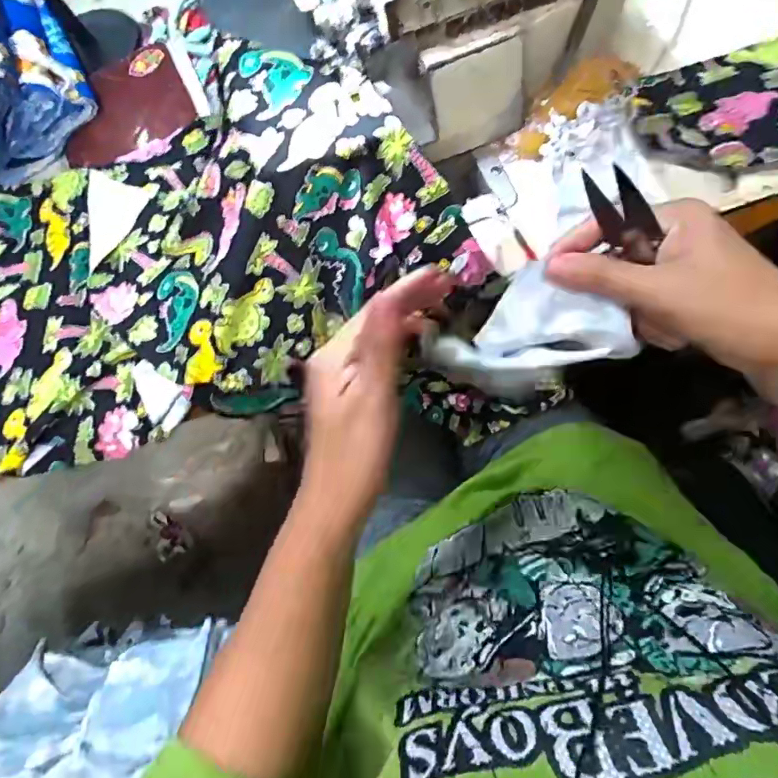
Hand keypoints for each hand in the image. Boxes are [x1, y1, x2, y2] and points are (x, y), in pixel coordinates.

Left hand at [299, 267, 455, 512]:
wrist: (335, 502)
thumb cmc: (359, 452)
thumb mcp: (374, 394)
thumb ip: (381, 343)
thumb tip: (392, 294)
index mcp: (334, 354)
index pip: (376, 308)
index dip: (409, 289)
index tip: (443, 275)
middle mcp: (330, 356)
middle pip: (373, 317)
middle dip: (409, 298)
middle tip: (448, 286)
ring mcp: (335, 374)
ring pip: (374, 333)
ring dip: (405, 317)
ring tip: (439, 307)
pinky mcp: (346, 390)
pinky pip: (374, 352)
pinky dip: (398, 340)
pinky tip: (415, 341)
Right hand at [544, 199, 777, 406]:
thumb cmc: (725, 307)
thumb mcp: (657, 292)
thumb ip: (601, 276)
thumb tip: (549, 266)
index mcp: (676, 215)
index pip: (611, 220)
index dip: (577, 243)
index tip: (547, 269)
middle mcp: (681, 231)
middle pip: (621, 255)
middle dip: (623, 292)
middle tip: (623, 313)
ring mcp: (689, 261)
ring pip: (635, 284)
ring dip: (642, 312)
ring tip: (668, 329)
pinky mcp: (694, 288)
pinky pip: (653, 299)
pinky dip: (657, 320)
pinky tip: (679, 335)